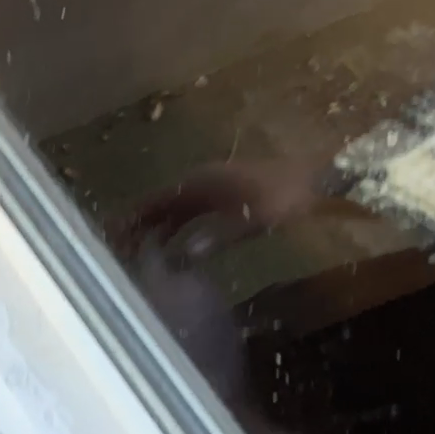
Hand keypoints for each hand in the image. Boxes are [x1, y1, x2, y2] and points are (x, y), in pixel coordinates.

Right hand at [105, 157, 327, 263]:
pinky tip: (173, 245)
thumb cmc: (286, 197)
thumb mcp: (251, 219)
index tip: (110, 232)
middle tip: (118, 247)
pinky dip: (177, 228)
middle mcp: (201, 181)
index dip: (132, 218)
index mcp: (200, 182)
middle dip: (138, 225)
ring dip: (157, 229)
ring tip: (139, 251)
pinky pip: (191, 213)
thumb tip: (181, 255)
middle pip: (161, 205)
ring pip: (175, 210)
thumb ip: (215, 236)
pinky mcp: (228, 196)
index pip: (155, 202)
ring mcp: (215, 188)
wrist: (325, 179)